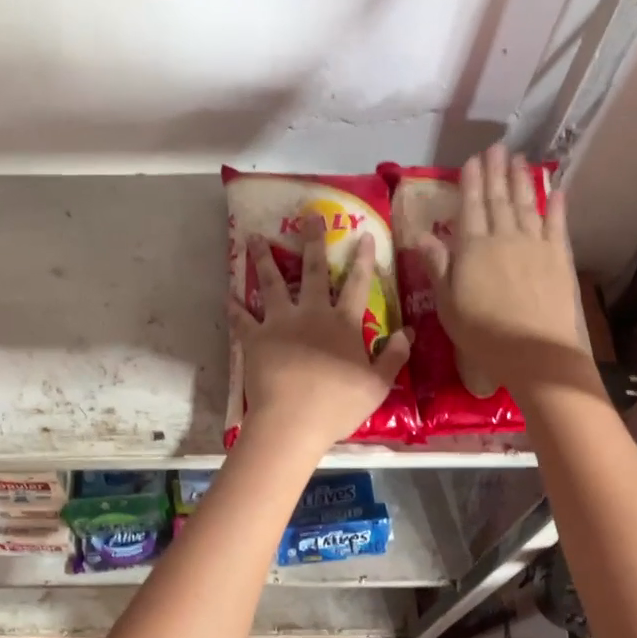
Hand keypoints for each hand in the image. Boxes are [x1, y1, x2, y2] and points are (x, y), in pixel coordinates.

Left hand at [229, 216, 411, 449]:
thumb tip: (407, 332)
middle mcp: (311, 314)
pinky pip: (242, 319)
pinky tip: (229, 296)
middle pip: (312, 271)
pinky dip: (235, 308)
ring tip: (253, 237)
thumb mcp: (377, 385)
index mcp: (343, 323)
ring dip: (263, 258)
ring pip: (272, 283)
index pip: (357, 284)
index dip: (362, 259)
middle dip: (313, 242)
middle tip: (309, 217)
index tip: (363, 235)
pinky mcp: (255, 339)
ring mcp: (280, 323)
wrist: (292, 420)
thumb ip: (393, 357)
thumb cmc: (338, 405)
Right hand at [417, 145, 591, 392]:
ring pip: (526, 205)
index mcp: (472, 249)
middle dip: (496, 172)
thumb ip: (437, 266)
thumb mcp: (447, 304)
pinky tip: (555, 190)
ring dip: (522, 181)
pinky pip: (557, 224)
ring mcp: (534, 244)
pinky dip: (555, 206)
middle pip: (498, 200)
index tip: (471, 160)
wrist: (534, 351)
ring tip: (519, 160)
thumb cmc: (481, 333)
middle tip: (496, 148)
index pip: (470, 207)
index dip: (471, 182)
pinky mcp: (559, 257)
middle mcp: (503, 237)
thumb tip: (420, 235)